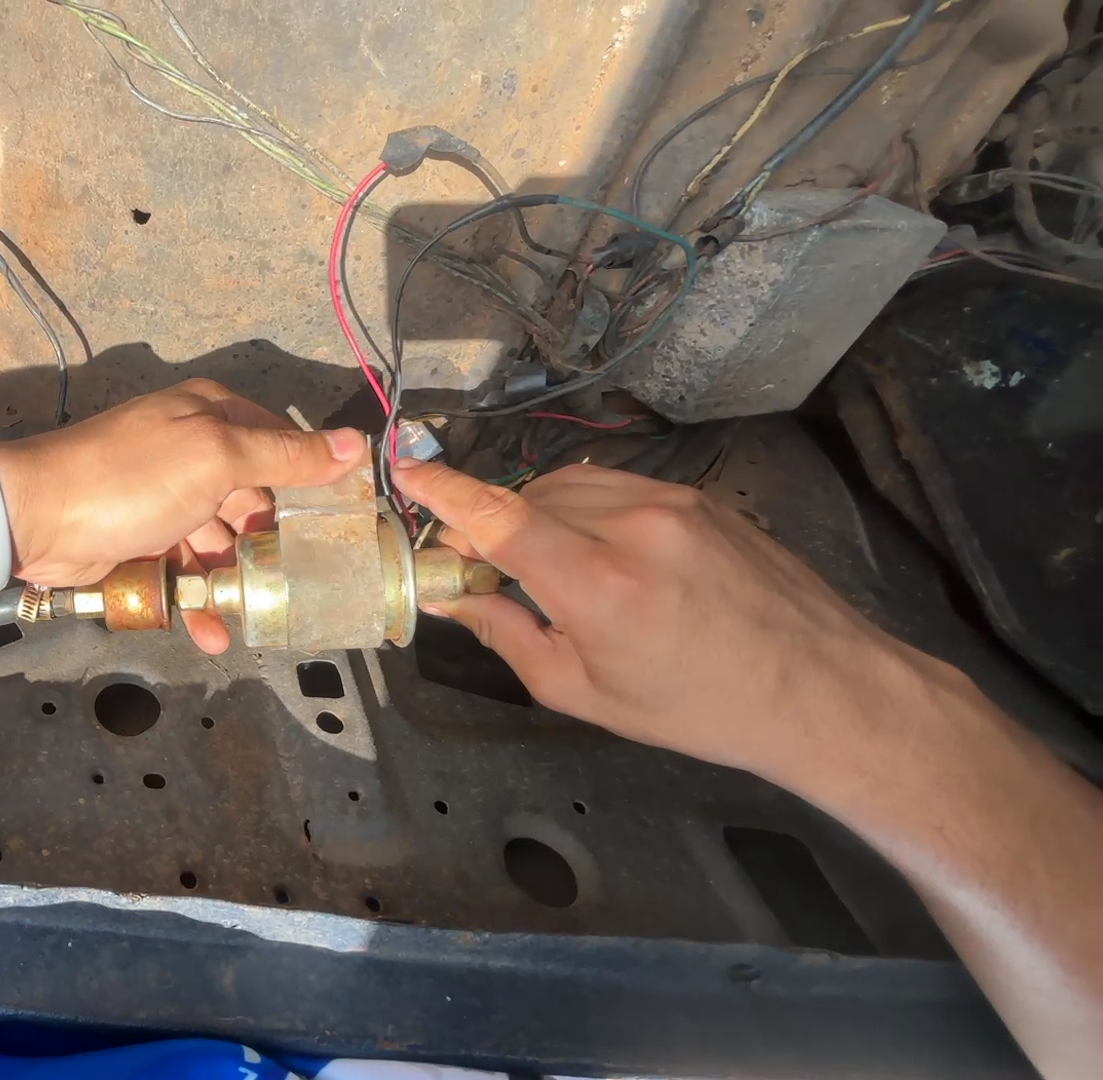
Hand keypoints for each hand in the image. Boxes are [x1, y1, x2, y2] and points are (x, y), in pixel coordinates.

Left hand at [0, 379, 362, 652]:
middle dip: (273, 541)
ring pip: (219, 541)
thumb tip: (355, 443)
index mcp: (211, 416)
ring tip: (256, 618)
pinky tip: (211, 634)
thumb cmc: (133, 479)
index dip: (312, 479)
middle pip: (252, 497)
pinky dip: (197, 601)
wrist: (37, 519)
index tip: (345, 522)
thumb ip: (284, 455)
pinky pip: (184, 569)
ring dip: (234, 581)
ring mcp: (166, 497)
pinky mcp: (144, 538)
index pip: (280, 441)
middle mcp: (191, 450)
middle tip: (304, 583)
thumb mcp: (215, 457)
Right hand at [391, 458, 946, 781]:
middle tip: (484, 570)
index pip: (499, 518)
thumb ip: (503, 634)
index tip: (403, 470)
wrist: (828, 690)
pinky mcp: (696, 496)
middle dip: (490, 527)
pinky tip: (594, 549)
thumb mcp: (579, 690)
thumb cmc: (692, 706)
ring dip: (533, 516)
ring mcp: (671, 502)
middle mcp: (632, 526)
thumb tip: (448, 597)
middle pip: (523, 499)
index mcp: (597, 584)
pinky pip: (607, 486)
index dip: (444, 491)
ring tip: (547, 565)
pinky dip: (577, 509)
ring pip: (562, 486)